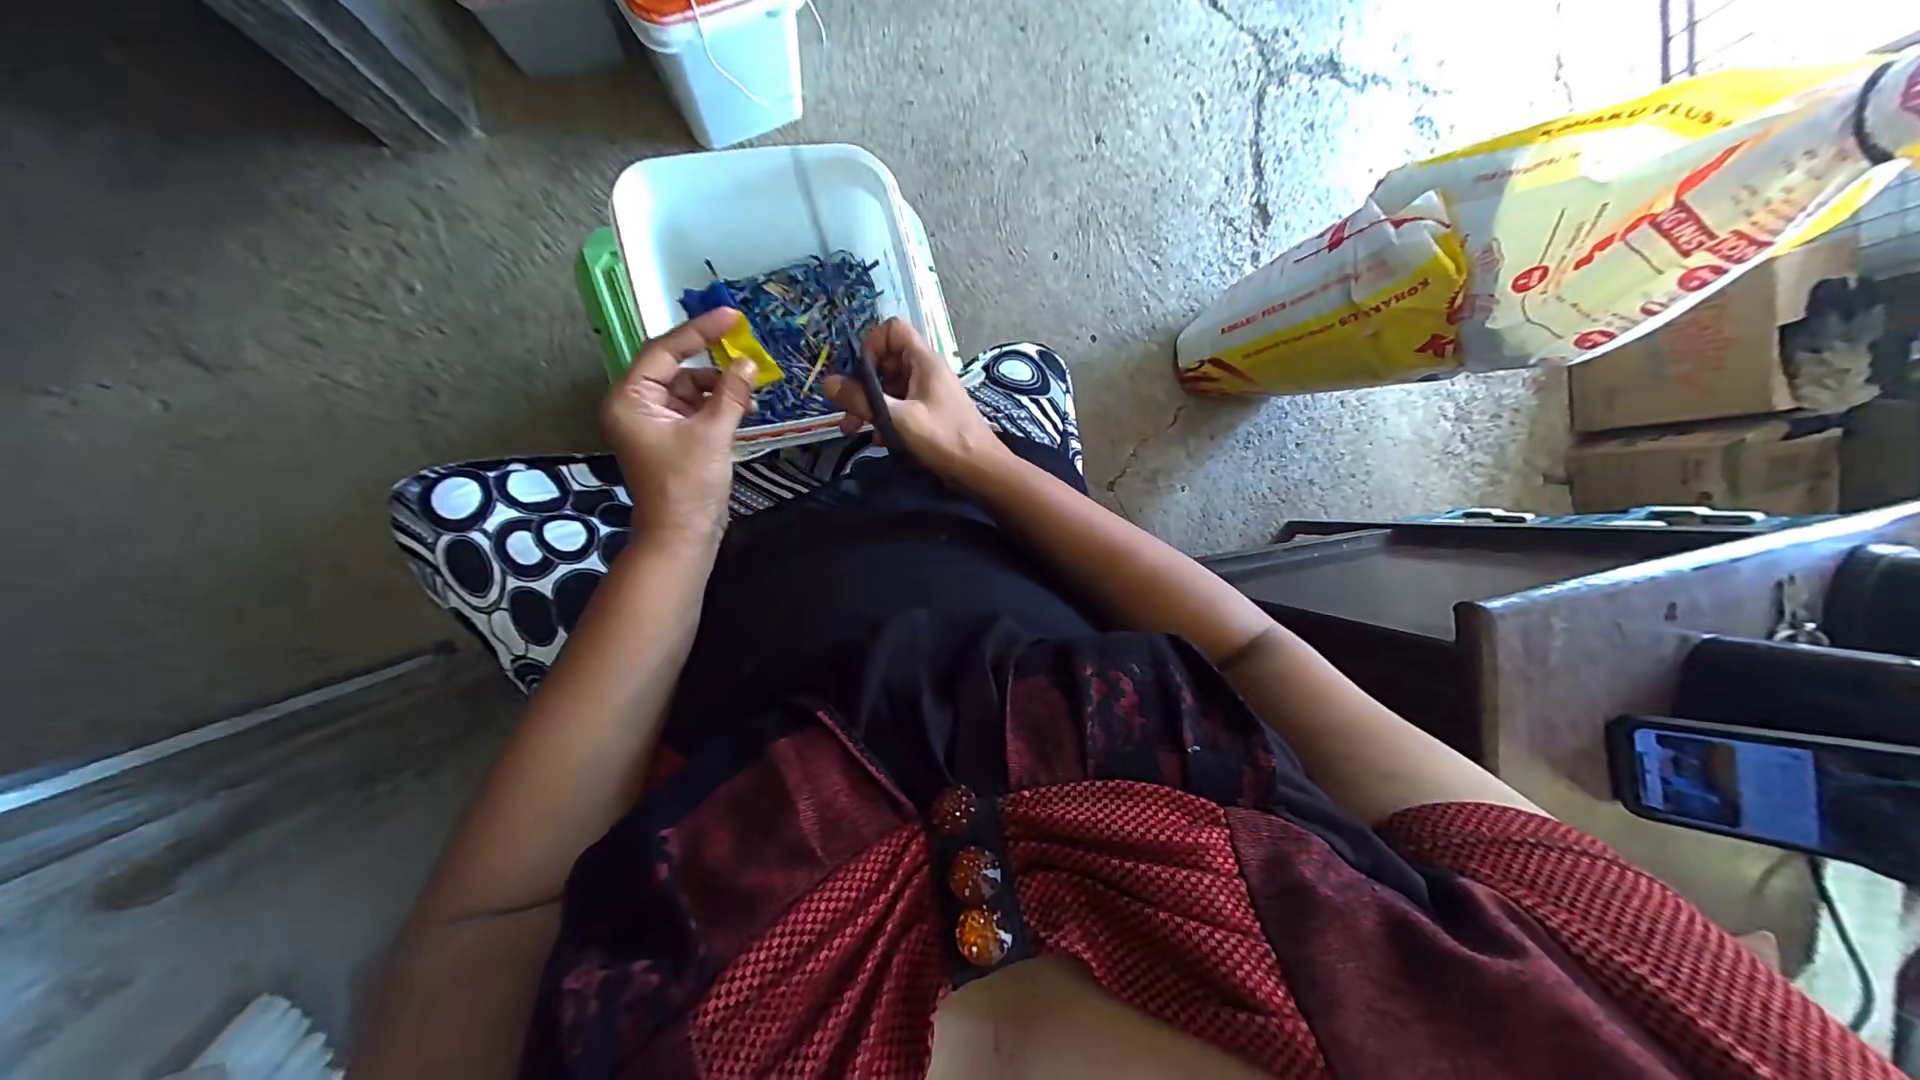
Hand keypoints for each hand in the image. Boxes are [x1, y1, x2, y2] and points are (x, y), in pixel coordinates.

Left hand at [601, 307, 756, 547]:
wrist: (683, 535)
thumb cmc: (688, 484)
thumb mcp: (713, 433)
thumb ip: (730, 393)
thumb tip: (748, 362)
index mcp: (630, 399)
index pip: (664, 350)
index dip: (699, 331)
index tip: (731, 317)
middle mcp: (637, 406)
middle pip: (677, 369)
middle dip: (713, 367)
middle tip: (747, 358)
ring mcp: (654, 424)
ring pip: (689, 390)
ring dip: (719, 389)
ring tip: (749, 396)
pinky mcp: (672, 439)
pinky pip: (695, 410)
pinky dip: (717, 407)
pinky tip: (742, 408)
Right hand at [823, 318, 1010, 486]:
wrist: (981, 470)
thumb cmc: (945, 440)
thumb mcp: (899, 419)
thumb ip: (862, 400)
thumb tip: (828, 383)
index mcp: (924, 361)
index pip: (893, 330)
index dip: (872, 345)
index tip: (860, 374)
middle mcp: (926, 371)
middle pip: (886, 360)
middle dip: (863, 383)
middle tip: (848, 409)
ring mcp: (928, 392)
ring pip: (890, 386)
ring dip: (869, 404)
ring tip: (853, 429)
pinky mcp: (929, 413)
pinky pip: (899, 405)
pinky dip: (885, 418)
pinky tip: (876, 439)